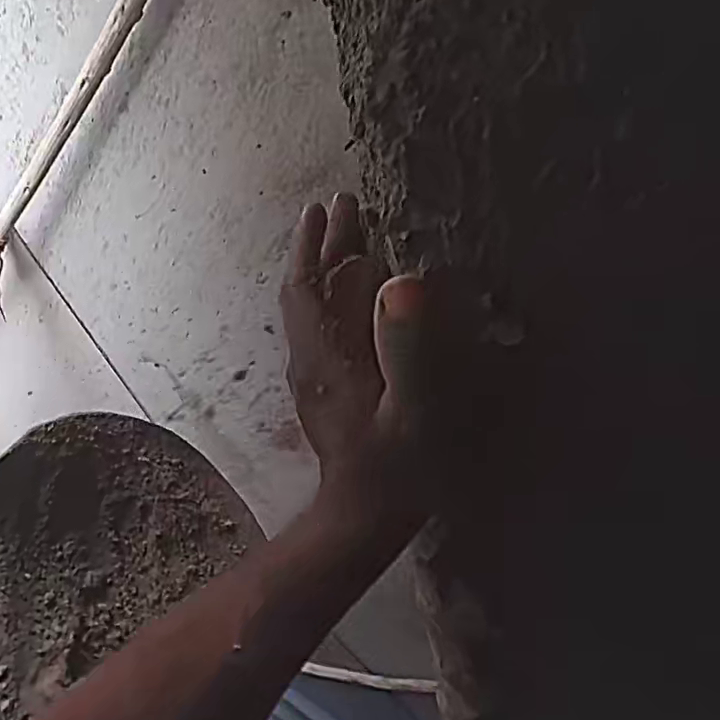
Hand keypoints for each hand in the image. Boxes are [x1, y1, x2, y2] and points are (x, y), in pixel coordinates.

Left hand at [280, 194, 429, 515]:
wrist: (365, 513)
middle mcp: (310, 361)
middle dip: (326, 249)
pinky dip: (341, 301)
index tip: (324, 207)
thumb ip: (406, 349)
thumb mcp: (413, 409)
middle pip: (310, 293)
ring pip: (317, 311)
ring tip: (357, 237)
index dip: (313, 247)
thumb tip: (400, 283)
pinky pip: (328, 331)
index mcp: (324, 358)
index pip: (306, 289)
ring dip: (333, 271)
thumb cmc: (397, 467)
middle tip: (347, 206)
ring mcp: (316, 376)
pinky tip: (362, 296)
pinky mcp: (328, 390)